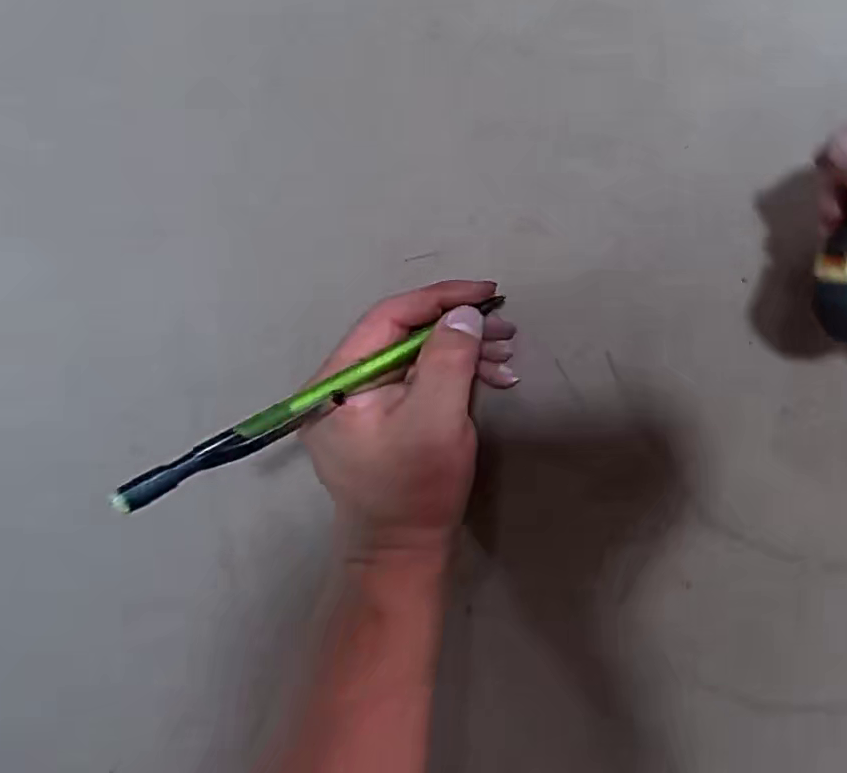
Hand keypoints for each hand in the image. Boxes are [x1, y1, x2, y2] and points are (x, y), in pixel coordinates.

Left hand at [299, 280, 517, 554]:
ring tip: (506, 354)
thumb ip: (449, 359)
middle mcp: (347, 384)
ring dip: (467, 350)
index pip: (390, 317)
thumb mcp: (437, 419)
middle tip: (506, 329)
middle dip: (460, 327)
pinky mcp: (389, 415)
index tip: (487, 293)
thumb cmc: (415, 488)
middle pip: (407, 333)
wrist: (404, 553)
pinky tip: (494, 378)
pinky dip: (461, 374)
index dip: (441, 298)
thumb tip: (466, 313)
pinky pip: (425, 378)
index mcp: (340, 381)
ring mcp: (367, 401)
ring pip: (421, 354)